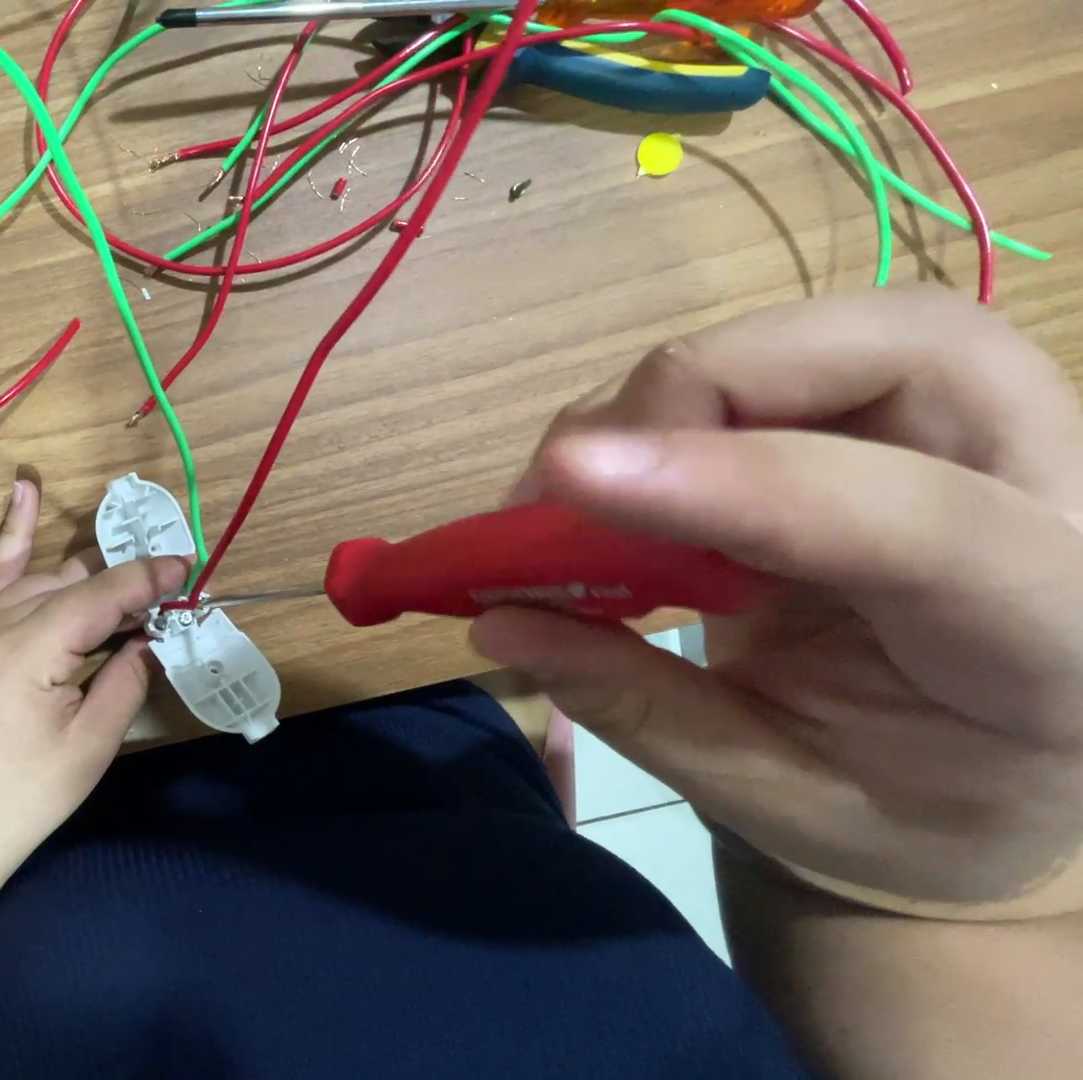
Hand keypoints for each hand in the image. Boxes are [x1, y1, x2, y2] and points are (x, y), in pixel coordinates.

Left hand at [0, 480, 188, 893]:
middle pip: (71, 582)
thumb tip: (153, 636)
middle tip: (169, 592)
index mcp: (25, 652)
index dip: (146, 580)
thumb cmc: (24, 799)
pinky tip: (25, 491)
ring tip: (129, 576)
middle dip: (123, 583)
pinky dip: (12, 534)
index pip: (99, 596)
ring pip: (39, 578)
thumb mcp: (90, 746)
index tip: (187, 567)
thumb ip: (126, 678)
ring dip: (84, 574)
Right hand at [471, 289, 1082, 918]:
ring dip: (664, 398)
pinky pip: (772, 363)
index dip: (726, 482)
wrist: (975, 779)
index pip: (915, 522)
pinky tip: (621, 486)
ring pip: (821, 334)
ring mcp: (992, 441)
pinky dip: (663, 408)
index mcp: (1056, 638)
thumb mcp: (765, 794)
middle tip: (581, 477)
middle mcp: (1059, 501)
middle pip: (899, 345)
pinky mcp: (902, 425)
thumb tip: (496, 623)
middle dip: (702, 386)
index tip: (561, 478)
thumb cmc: (892, 813)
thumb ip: (631, 703)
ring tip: (576, 497)